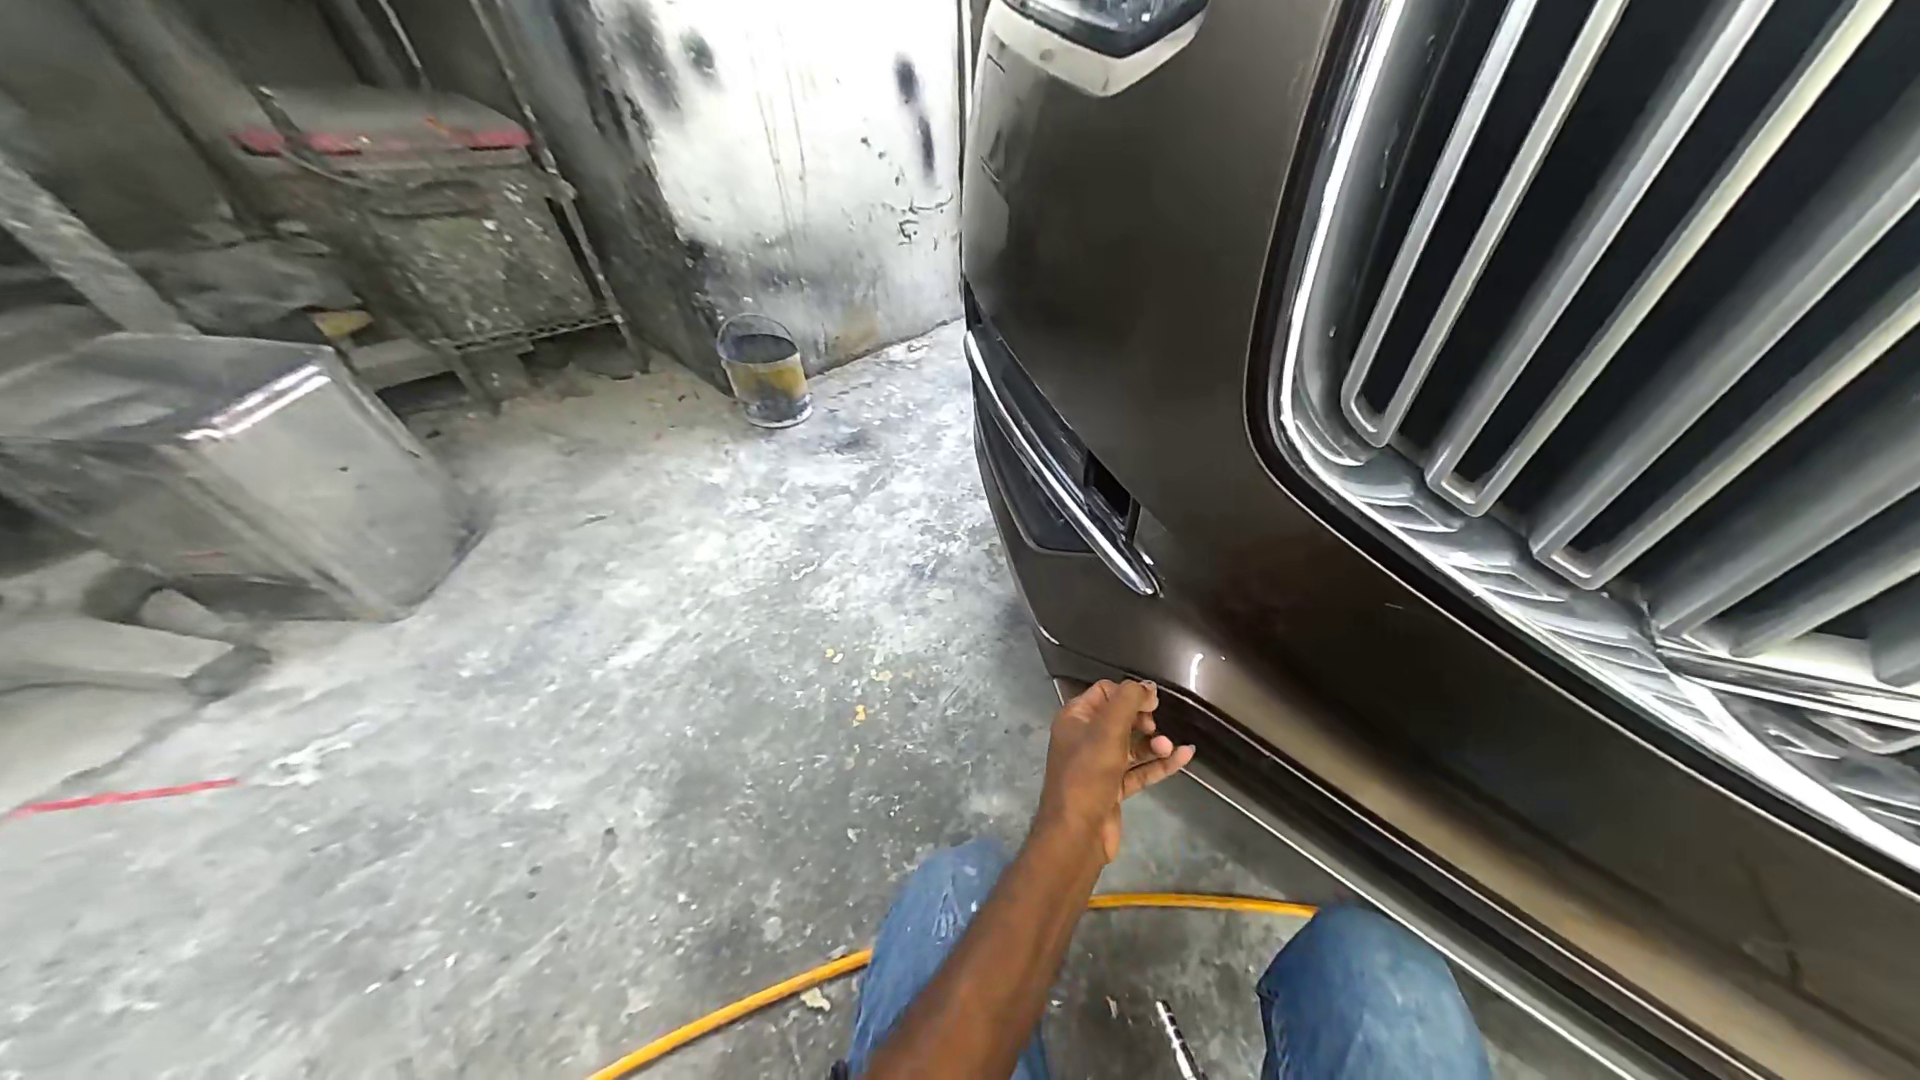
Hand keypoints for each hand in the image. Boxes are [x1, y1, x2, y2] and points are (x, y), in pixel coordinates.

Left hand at [1034, 679, 1195, 862]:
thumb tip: (1147, 687)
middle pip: (1120, 717)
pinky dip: (1160, 764)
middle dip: (1143, 719)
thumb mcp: (1108, 728)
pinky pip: (1140, 770)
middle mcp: (1085, 738)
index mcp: (1075, 718)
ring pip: (1133, 746)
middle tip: (1154, 726)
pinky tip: (1184, 757)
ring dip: (1154, 743)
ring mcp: (1099, 765)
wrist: (1077, 831)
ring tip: (1169, 747)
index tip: (1153, 703)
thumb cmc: (1088, 773)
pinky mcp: (1113, 788)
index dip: (1130, 694)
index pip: (1105, 692)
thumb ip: (1128, 700)